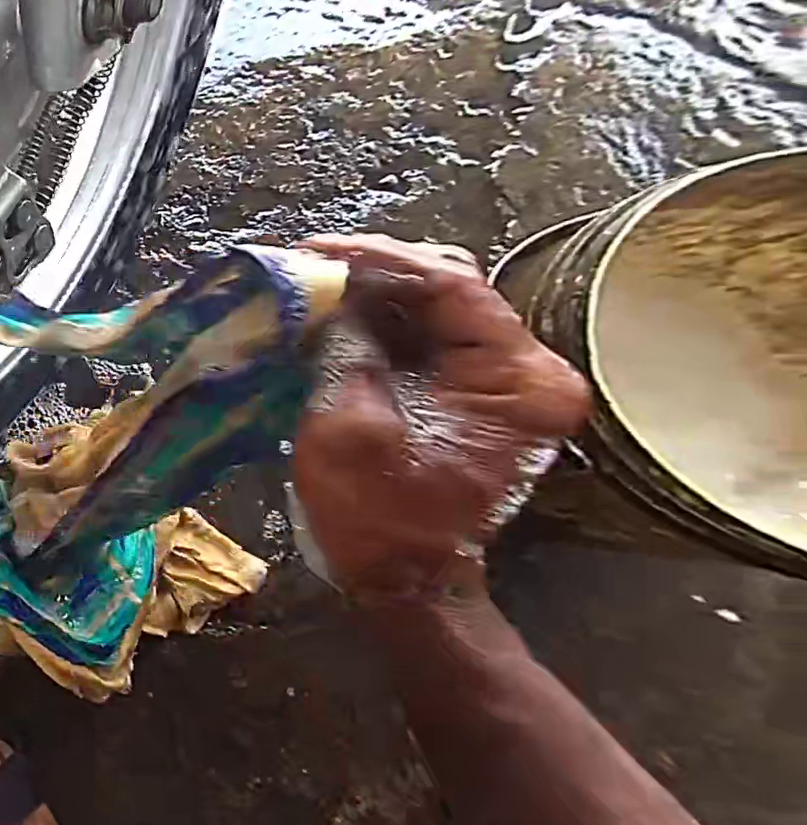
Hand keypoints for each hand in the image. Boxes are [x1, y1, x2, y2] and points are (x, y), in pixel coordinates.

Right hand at [293, 234, 589, 600]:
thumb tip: (328, 302)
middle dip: (373, 272)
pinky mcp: (454, 395)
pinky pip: (414, 341)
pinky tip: (325, 316)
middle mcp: (517, 370)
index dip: (381, 260)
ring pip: (428, 312)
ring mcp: (487, 383)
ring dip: (366, 296)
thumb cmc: (375, 510)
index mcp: (513, 378)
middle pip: (447, 291)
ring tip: (308, 282)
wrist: (398, 574)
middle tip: (307, 263)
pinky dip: (368, 325)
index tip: (316, 250)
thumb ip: (344, 353)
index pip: (454, 288)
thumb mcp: (347, 425)